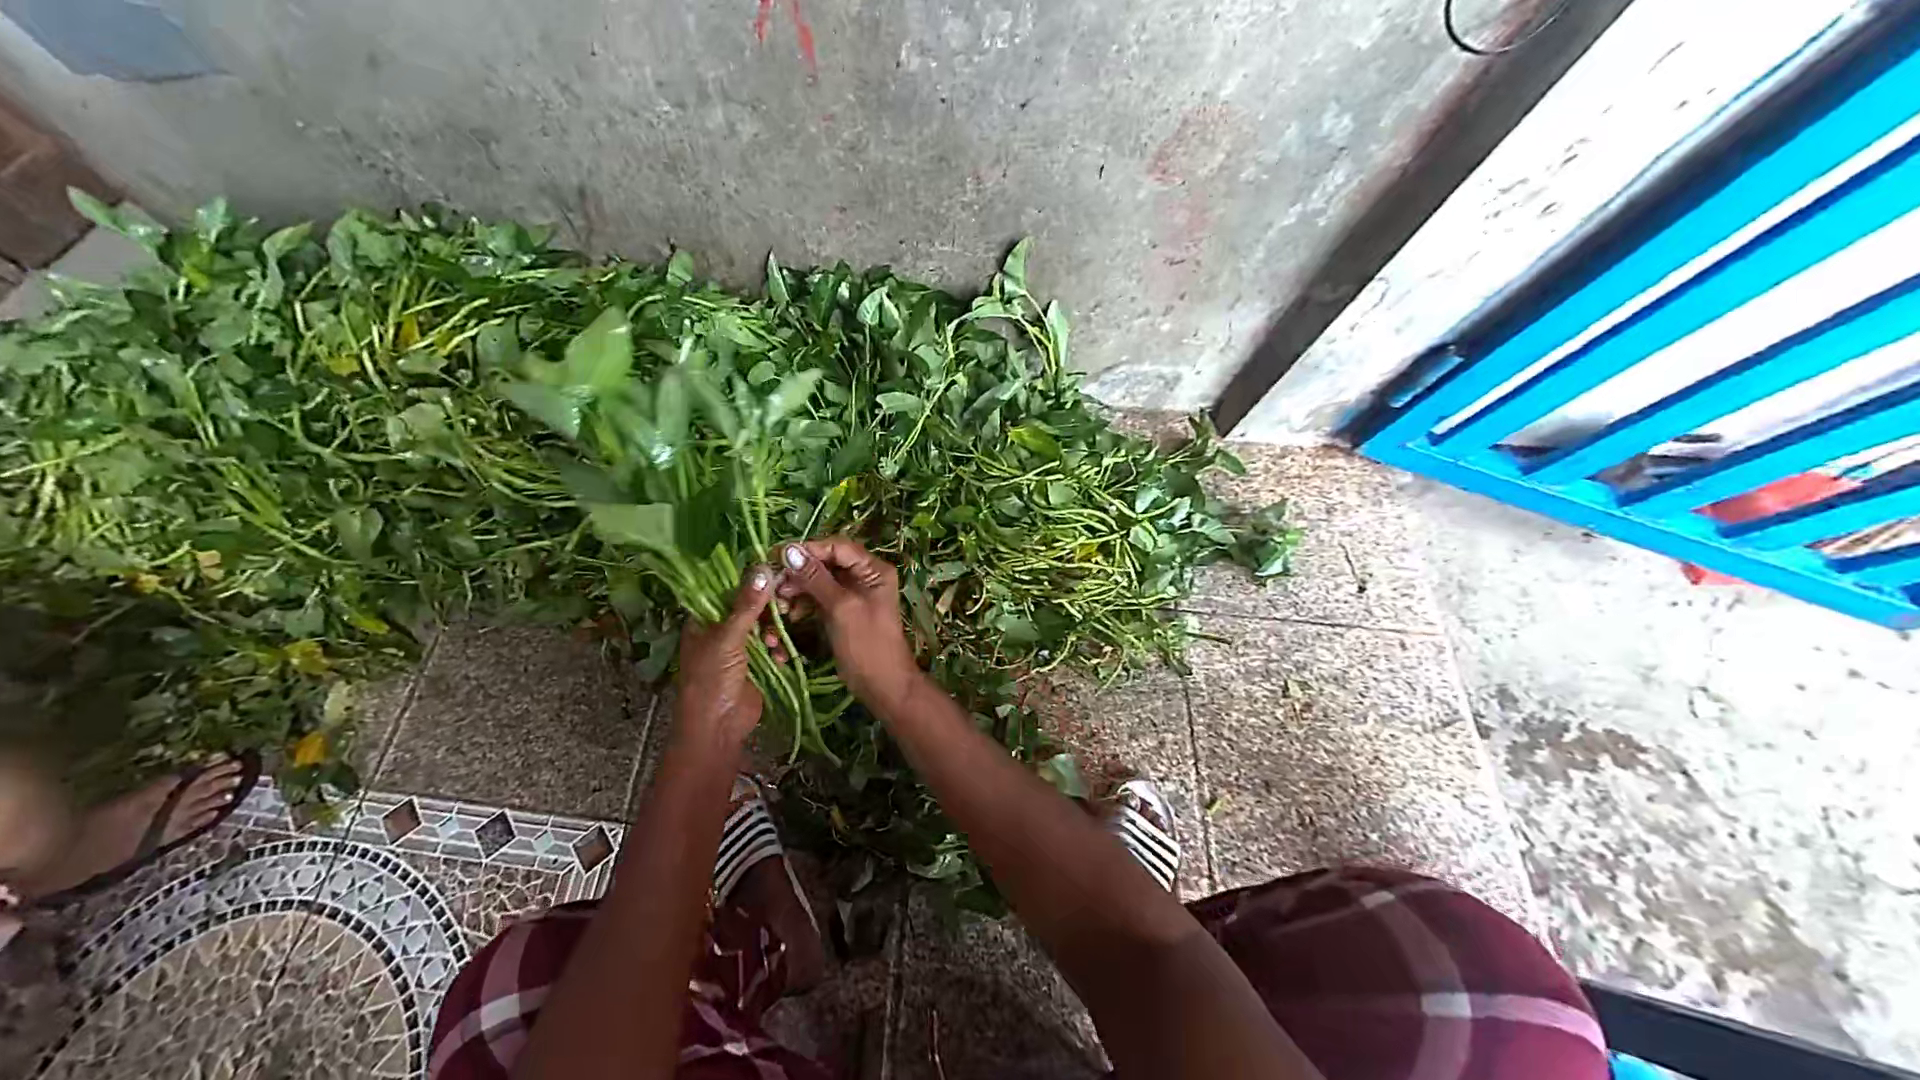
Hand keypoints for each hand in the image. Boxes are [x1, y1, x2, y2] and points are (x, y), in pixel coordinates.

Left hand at [673, 566, 775, 750]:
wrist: (717, 727)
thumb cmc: (711, 680)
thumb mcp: (728, 638)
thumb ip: (747, 605)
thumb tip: (764, 568)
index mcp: (704, 619)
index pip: (729, 589)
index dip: (751, 581)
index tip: (777, 574)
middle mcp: (721, 629)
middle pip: (750, 606)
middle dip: (768, 608)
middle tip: (786, 607)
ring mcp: (739, 647)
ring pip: (764, 626)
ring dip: (774, 630)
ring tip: (776, 640)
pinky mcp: (756, 663)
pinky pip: (772, 646)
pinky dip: (778, 648)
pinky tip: (780, 655)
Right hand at [776, 538, 921, 713]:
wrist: (883, 686)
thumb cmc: (867, 645)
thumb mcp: (841, 608)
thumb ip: (816, 578)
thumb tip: (789, 550)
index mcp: (873, 570)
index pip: (837, 547)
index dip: (808, 549)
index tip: (777, 557)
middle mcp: (864, 577)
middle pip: (826, 563)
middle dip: (799, 572)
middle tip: (775, 585)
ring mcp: (853, 594)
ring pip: (819, 581)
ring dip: (798, 589)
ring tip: (780, 602)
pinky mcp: (842, 611)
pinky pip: (819, 598)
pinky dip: (804, 603)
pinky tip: (791, 614)